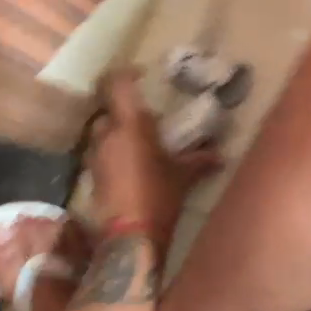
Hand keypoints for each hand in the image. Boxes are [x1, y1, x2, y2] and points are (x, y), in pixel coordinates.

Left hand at [86, 70, 222, 251]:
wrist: (129, 237)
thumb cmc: (158, 197)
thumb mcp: (183, 177)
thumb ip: (200, 161)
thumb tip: (220, 155)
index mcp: (130, 125)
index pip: (117, 84)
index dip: (125, 74)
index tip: (140, 74)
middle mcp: (107, 135)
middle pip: (108, 110)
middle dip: (123, 112)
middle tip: (144, 120)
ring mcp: (95, 155)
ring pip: (102, 133)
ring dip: (116, 134)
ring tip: (137, 146)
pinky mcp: (90, 175)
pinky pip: (100, 154)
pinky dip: (111, 154)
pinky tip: (128, 168)